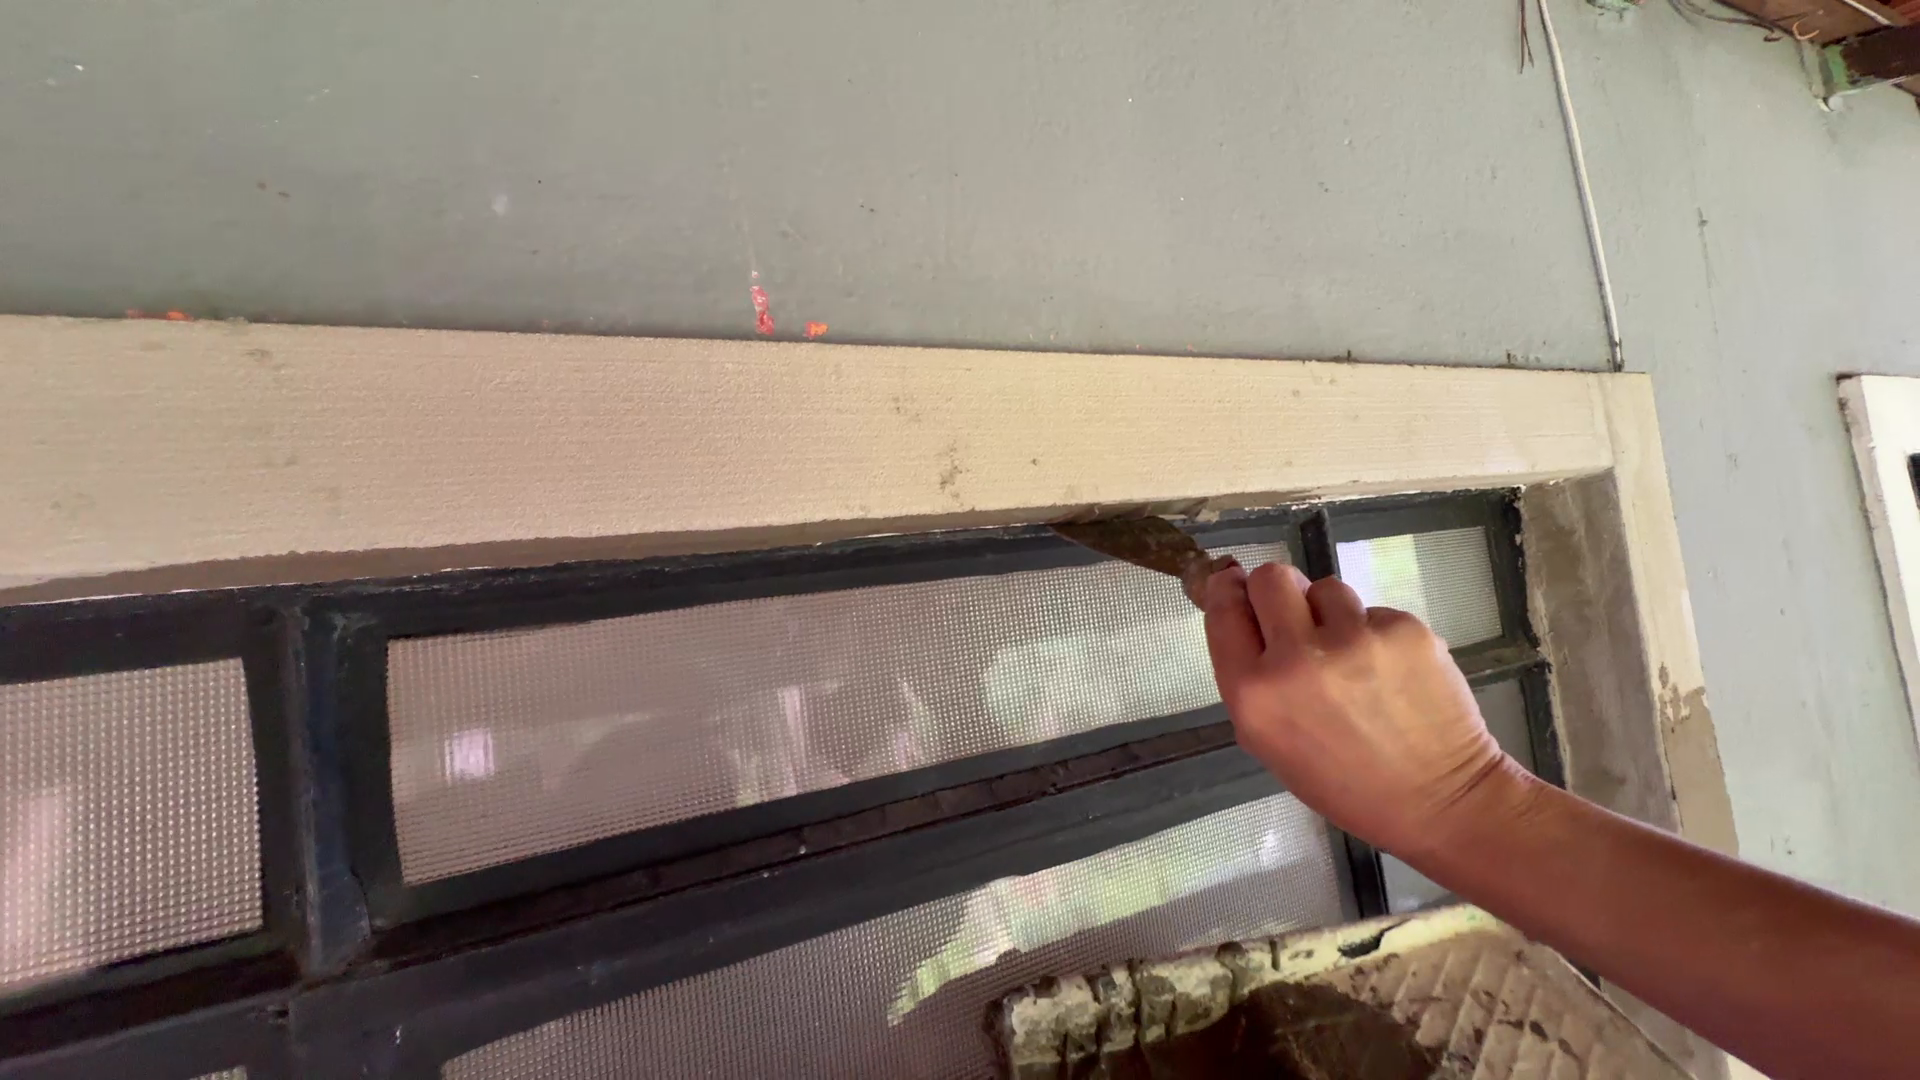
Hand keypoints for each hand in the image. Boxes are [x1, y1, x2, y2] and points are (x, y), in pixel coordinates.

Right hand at [1201, 562, 1521, 858]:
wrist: (1439, 801)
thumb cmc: (1339, 781)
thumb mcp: (1265, 740)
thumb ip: (1246, 676)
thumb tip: (1241, 609)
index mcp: (1252, 692)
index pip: (1224, 609)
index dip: (1226, 592)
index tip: (1234, 588)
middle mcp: (1296, 658)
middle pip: (1270, 577)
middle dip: (1276, 591)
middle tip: (1292, 618)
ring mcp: (1354, 639)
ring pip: (1324, 588)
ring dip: (1328, 613)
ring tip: (1349, 656)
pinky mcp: (1404, 630)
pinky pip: (1371, 611)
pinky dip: (1373, 633)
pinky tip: (1388, 671)